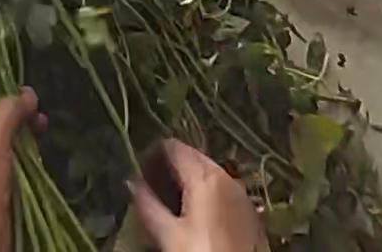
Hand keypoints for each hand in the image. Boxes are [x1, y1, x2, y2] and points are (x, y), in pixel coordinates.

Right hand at [128, 140, 263, 251]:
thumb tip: (131, 182)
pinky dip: (205, 192)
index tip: (142, 173)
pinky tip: (197, 214)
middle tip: (154, 187)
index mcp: (204, 175)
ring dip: (187, 179)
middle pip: (190, 156)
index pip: (171, 146)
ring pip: (206, 171)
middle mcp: (225, 176)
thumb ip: (146, 203)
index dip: (152, 155)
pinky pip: (221, 188)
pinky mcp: (250, 212)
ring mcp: (241, 194)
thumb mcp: (169, 234)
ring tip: (173, 202)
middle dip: (169, 166)